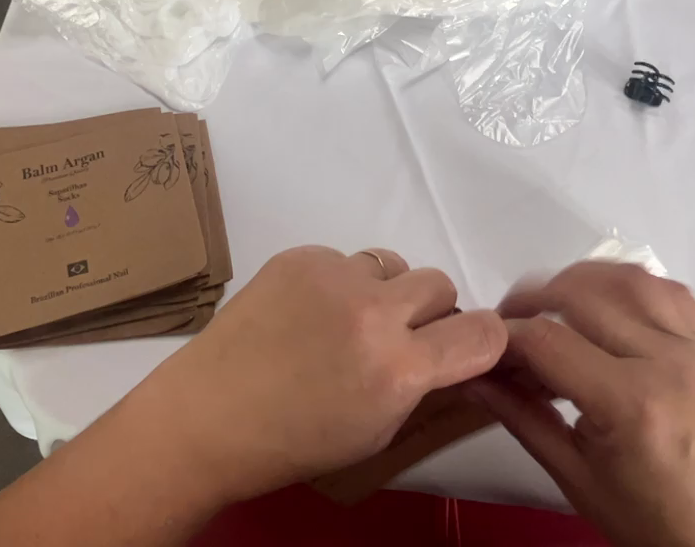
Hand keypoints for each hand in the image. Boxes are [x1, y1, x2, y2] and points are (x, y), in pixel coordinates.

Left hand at [119, 245, 505, 503]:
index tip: (466, 345)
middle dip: (429, 311)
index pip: (480, 332)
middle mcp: (373, 311)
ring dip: (382, 291)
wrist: (213, 410)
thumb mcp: (377, 430)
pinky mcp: (300, 255)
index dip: (481, 339)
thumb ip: (420, 384)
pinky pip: (342, 259)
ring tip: (343, 320)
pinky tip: (305, 311)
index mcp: (398, 369)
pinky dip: (337, 282)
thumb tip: (449, 352)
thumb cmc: (297, 440)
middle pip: (437, 283)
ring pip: (389, 264)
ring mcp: (333, 275)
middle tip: (396, 336)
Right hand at [473, 262, 694, 546]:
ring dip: (573, 281)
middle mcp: (665, 363)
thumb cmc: (657, 528)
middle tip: (505, 329)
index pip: (545, 341)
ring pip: (621, 278)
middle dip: (527, 302)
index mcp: (631, 405)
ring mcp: (694, 349)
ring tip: (548, 307)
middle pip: (577, 296)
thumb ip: (520, 417)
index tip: (480, 348)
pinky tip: (602, 302)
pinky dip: (625, 283)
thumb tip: (470, 375)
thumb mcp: (576, 479)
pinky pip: (666, 289)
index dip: (502, 337)